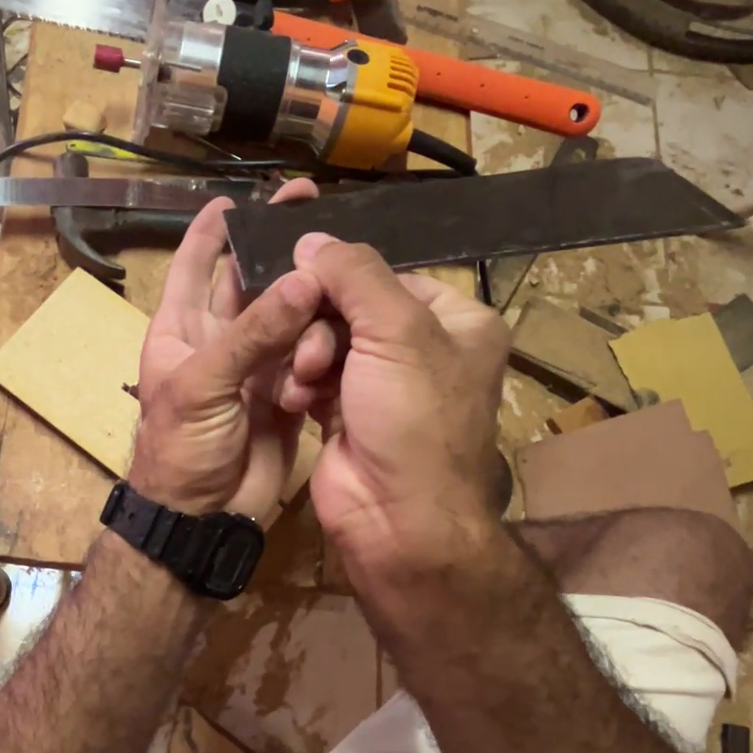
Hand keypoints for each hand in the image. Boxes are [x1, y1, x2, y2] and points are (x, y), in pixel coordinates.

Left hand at [129, 179, 328, 517]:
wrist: (201, 516)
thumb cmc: (182, 448)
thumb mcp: (204, 384)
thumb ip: (252, 333)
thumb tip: (304, 278)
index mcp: (181, 329)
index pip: (195, 266)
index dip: (213, 230)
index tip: (240, 197)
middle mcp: (216, 340)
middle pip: (247, 282)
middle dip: (276, 249)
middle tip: (315, 211)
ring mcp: (251, 366)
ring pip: (285, 316)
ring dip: (308, 297)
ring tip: (341, 269)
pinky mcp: (282, 392)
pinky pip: (307, 355)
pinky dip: (324, 340)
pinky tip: (347, 316)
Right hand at [285, 236, 509, 576]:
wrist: (396, 515)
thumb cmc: (412, 416)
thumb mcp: (395, 330)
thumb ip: (354, 275)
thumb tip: (310, 237)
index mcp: (457, 323)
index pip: (389, 279)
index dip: (346, 281)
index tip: (306, 282)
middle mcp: (422, 352)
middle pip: (352, 311)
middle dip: (321, 328)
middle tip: (310, 351)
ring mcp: (381, 388)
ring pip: (326, 344)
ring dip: (306, 358)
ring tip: (303, 382)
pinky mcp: (345, 416)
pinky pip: (313, 380)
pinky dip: (300, 385)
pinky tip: (294, 399)